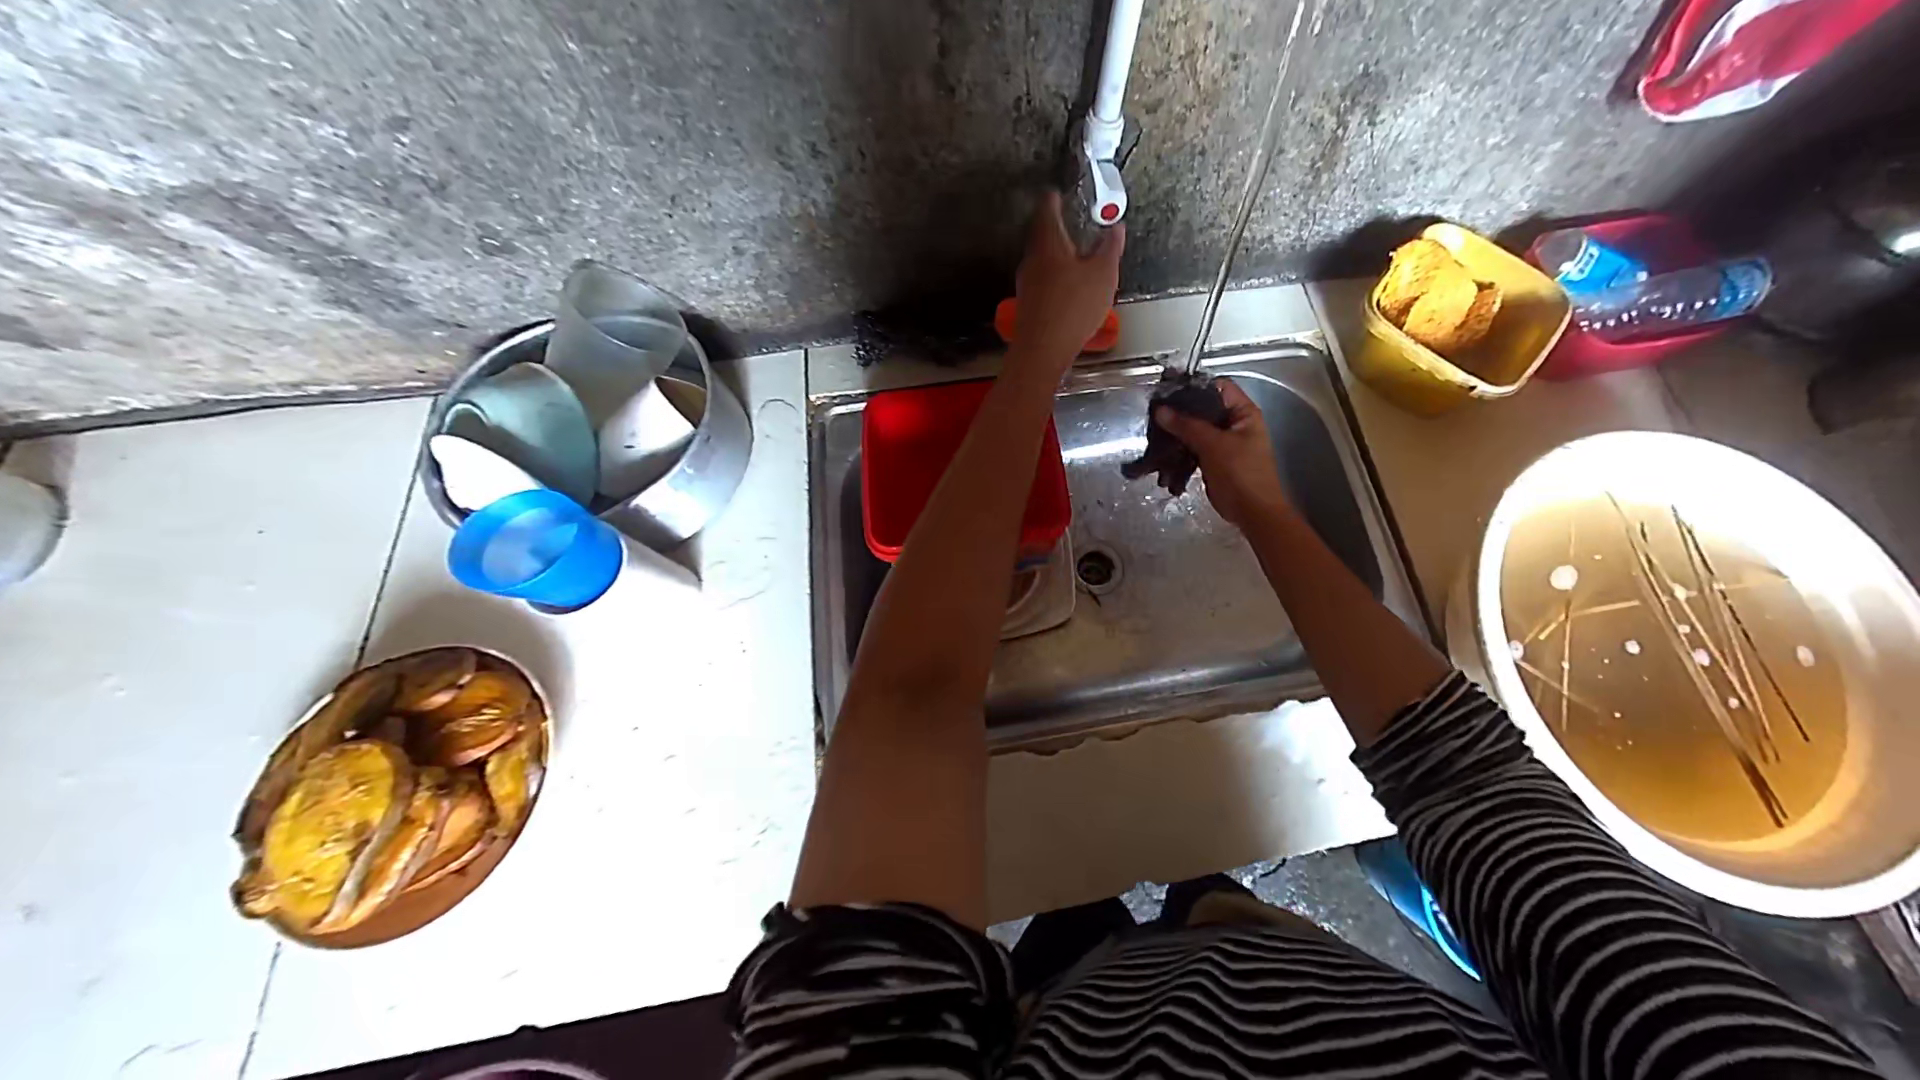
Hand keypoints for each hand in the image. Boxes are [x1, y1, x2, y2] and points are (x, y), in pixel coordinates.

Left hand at [1012, 190, 1123, 371]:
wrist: (1042, 351)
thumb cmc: (1071, 309)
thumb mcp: (1103, 273)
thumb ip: (1110, 247)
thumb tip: (1115, 229)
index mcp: (1047, 242)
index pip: (1047, 206)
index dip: (1056, 197)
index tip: (1061, 192)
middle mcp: (1031, 259)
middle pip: (1043, 234)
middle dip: (1060, 229)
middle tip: (1074, 224)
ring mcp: (1027, 283)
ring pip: (1042, 260)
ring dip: (1059, 255)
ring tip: (1078, 258)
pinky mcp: (1029, 304)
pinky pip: (1043, 282)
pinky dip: (1056, 278)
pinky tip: (1070, 289)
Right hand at [1153, 379, 1287, 527]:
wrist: (1252, 512)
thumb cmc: (1241, 473)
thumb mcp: (1213, 445)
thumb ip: (1186, 426)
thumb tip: (1161, 410)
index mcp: (1243, 413)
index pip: (1218, 387)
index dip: (1195, 386)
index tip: (1168, 391)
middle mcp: (1234, 424)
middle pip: (1203, 410)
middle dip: (1179, 415)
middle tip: (1156, 416)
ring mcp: (1224, 444)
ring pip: (1195, 432)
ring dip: (1176, 438)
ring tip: (1155, 439)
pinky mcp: (1213, 461)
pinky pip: (1193, 451)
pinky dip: (1180, 455)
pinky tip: (1163, 461)